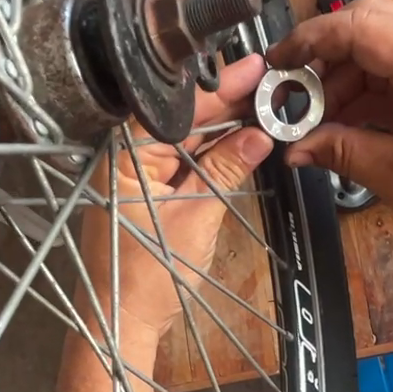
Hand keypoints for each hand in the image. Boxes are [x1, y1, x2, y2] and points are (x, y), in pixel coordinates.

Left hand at [77, 55, 273, 350]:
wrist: (123, 322)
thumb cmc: (148, 276)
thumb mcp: (195, 217)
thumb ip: (226, 170)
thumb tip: (260, 134)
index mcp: (124, 155)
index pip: (176, 109)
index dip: (219, 88)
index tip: (255, 69)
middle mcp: (126, 157)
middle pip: (181, 120)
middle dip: (226, 103)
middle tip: (270, 83)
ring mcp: (137, 177)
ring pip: (185, 141)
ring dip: (223, 128)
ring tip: (264, 105)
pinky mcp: (149, 195)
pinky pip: (182, 165)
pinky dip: (212, 155)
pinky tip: (242, 139)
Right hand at [267, 0, 392, 242]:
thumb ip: (343, 153)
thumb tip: (293, 149)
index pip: (360, 25)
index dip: (311, 39)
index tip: (275, 65)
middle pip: (369, 25)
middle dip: (324, 55)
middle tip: (292, 94)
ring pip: (377, 53)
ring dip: (341, 81)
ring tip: (314, 123)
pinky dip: (362, 97)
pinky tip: (341, 128)